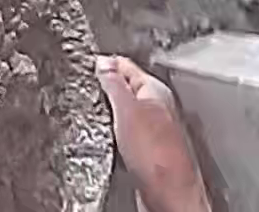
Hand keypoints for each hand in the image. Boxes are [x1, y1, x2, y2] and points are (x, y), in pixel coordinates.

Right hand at [97, 55, 212, 211]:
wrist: (171, 202)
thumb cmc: (156, 159)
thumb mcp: (126, 110)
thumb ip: (113, 82)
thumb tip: (103, 62)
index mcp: (156, 91)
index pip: (123, 64)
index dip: (103, 64)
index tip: (87, 69)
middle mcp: (159, 108)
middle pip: (124, 87)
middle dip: (106, 89)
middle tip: (90, 94)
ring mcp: (156, 131)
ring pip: (125, 111)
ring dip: (111, 113)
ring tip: (99, 117)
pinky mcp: (151, 152)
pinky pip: (127, 132)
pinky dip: (116, 132)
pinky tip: (111, 139)